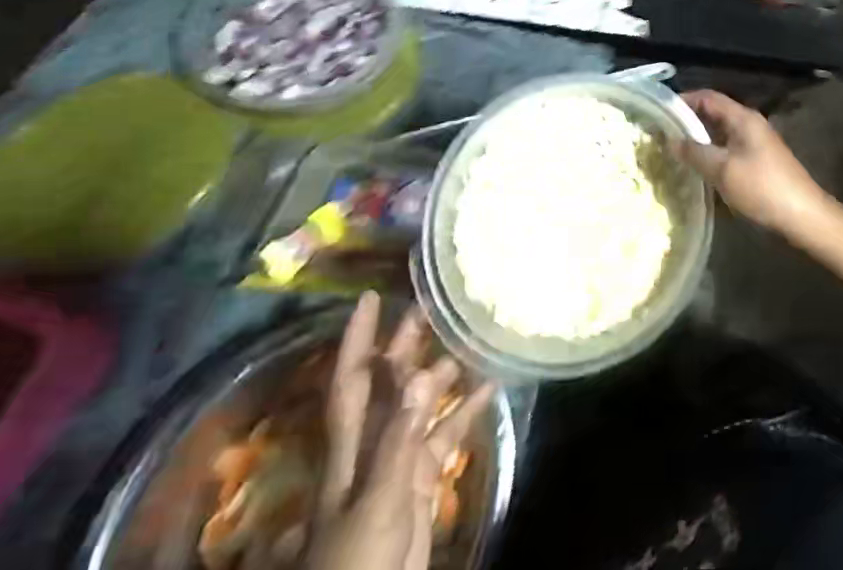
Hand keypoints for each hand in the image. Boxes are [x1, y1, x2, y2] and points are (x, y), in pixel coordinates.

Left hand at [310, 293, 494, 569]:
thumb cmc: (356, 554)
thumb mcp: (377, 497)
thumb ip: (400, 438)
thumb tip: (421, 376)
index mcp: (351, 445)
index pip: (350, 381)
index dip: (355, 340)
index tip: (369, 298)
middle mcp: (372, 443)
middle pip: (388, 383)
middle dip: (405, 342)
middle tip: (432, 302)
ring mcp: (397, 461)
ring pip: (421, 404)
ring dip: (443, 371)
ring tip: (472, 335)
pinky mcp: (420, 478)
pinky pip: (445, 433)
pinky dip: (466, 409)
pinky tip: (492, 387)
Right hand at [674, 90, 834, 234]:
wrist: (801, 213)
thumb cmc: (762, 187)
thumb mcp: (723, 169)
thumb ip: (695, 152)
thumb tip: (671, 139)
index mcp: (743, 118)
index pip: (708, 97)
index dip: (683, 100)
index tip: (657, 111)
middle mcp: (750, 125)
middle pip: (714, 114)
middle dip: (687, 122)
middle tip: (658, 134)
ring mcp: (755, 143)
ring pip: (720, 134)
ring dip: (698, 140)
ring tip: (670, 151)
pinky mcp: (758, 162)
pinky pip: (728, 150)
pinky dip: (711, 154)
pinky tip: (696, 168)